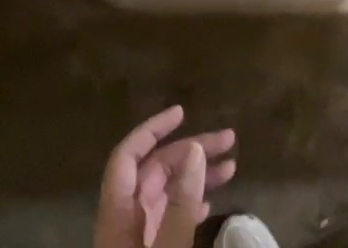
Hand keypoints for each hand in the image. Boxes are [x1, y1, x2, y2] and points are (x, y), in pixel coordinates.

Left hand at [94, 106, 237, 247]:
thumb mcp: (167, 246)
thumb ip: (180, 203)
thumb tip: (195, 149)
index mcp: (117, 213)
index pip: (127, 157)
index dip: (152, 129)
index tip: (182, 112)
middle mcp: (124, 219)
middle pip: (155, 170)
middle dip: (191, 150)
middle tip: (228, 140)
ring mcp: (137, 237)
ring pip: (167, 192)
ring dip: (198, 176)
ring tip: (231, 167)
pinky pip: (169, 216)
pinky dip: (190, 203)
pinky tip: (210, 201)